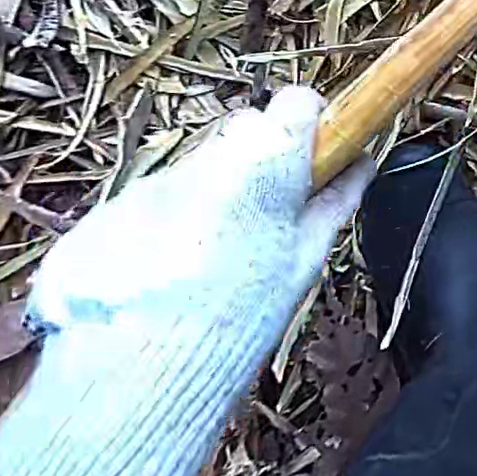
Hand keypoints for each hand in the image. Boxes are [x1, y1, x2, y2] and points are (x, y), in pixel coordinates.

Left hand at [0, 86, 373, 475]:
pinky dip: (174, 212)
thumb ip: (335, 202)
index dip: (308, 122)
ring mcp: (156, 177)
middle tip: (265, 207)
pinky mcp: (113, 203)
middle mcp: (208, 155)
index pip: (296, 102)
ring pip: (203, 159)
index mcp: (264, 162)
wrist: (131, 372)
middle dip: (261, 155)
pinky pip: (159, 192)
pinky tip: (172, 261)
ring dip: (217, 185)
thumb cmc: (241, 314)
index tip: (312, 153)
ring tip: (215, 244)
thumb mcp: (303, 260)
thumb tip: (363, 163)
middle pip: (247, 127)